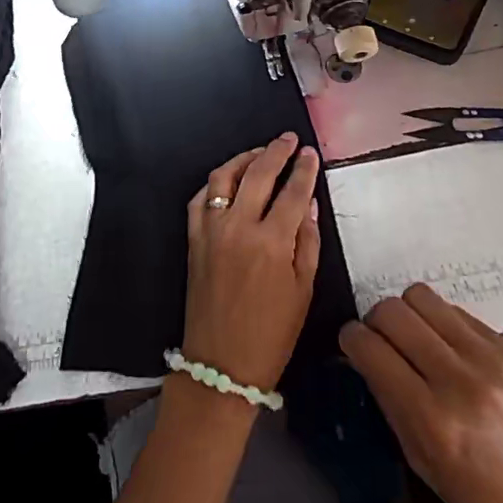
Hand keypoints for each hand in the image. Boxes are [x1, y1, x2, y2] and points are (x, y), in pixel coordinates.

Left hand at [182, 133, 321, 390]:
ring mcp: (211, 231)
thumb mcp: (303, 290)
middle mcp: (239, 227)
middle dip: (275, 152)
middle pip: (258, 174)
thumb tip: (308, 204)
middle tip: (288, 139)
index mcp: (272, 242)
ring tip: (260, 153)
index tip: (310, 153)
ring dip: (243, 159)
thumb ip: (307, 242)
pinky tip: (228, 179)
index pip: (293, 191)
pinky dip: (215, 182)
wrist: (221, 363)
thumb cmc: (272, 333)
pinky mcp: (193, 240)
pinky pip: (200, 199)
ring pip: (224, 178)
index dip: (304, 169)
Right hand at [340, 285, 502, 502]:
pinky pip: (458, 312)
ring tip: (414, 340)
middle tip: (382, 342)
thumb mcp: (420, 461)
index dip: (351, 340)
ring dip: (408, 314)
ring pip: (423, 297)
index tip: (353, 346)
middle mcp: (461, 380)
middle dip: (376, 321)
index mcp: (432, 419)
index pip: (370, 347)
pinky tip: (450, 351)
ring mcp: (493, 359)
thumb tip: (365, 356)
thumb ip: (390, 401)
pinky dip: (442, 324)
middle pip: (393, 311)